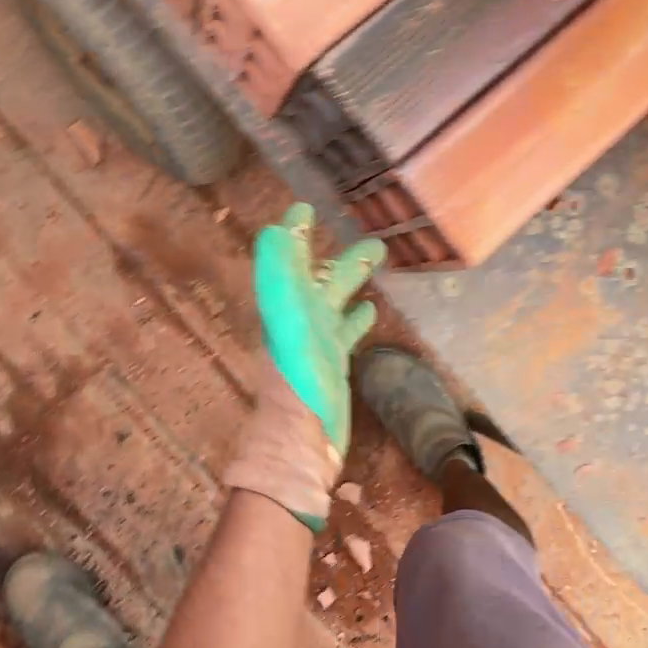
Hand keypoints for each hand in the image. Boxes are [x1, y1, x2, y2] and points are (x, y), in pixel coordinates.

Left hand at [224, 204, 385, 529]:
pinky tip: (371, 312)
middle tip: (369, 236)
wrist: (301, 440)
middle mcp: (302, 318)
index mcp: (289, 304)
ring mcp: (319, 341)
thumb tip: (271, 229)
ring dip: (352, 280)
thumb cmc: (295, 382)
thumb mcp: (286, 324)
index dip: (296, 232)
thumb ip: (277, 277)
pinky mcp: (335, 363)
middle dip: (340, 255)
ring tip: (376, 259)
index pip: (291, 259)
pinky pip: (347, 332)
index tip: (304, 207)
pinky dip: (357, 317)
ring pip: (337, 300)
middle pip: (322, 277)